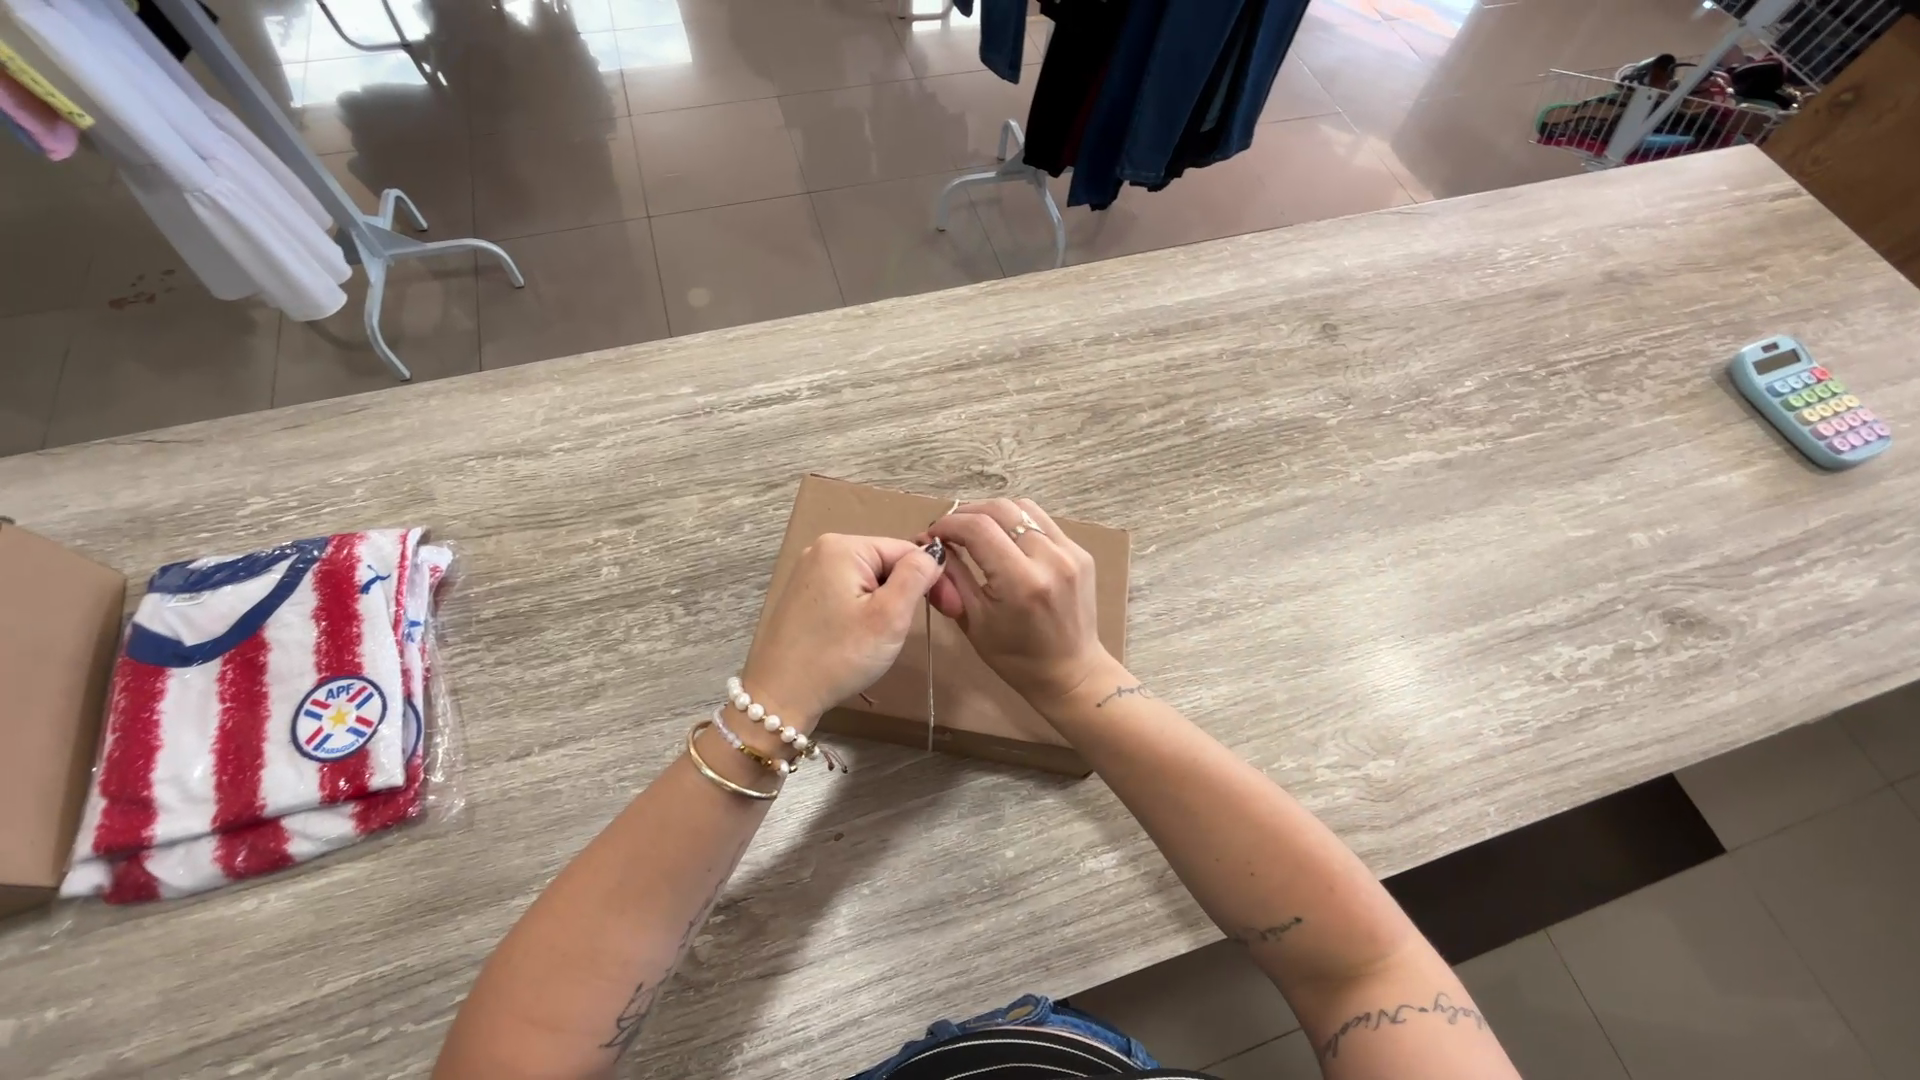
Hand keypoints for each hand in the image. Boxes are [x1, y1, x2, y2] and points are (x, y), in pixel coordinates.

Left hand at [742, 534, 944, 729]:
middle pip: (886, 562)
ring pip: (868, 579)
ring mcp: (809, 572)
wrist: (780, 697)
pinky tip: (860, 635)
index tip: (948, 609)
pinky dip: (863, 609)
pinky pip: (848, 591)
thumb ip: (916, 576)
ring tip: (883, 635)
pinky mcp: (804, 595)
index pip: (906, 550)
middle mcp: (822, 549)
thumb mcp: (888, 616)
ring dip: (885, 603)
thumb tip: (934, 552)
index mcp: (843, 546)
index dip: (931, 578)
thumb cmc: (838, 657)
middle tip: (910, 628)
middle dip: (906, 591)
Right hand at [924, 498, 1116, 711]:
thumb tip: (931, 544)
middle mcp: (1050, 559)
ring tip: (975, 529)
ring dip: (993, 512)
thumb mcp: (973, 620)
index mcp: (1021, 582)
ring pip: (1024, 507)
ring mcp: (1070, 552)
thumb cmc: (1015, 657)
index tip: (933, 533)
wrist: (1071, 671)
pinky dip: (1017, 523)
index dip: (949, 524)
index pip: (978, 528)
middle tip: (950, 529)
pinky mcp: (1080, 552)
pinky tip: (1004, 539)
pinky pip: (1042, 522)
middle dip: (967, 513)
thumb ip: (952, 576)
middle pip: (1001, 509)